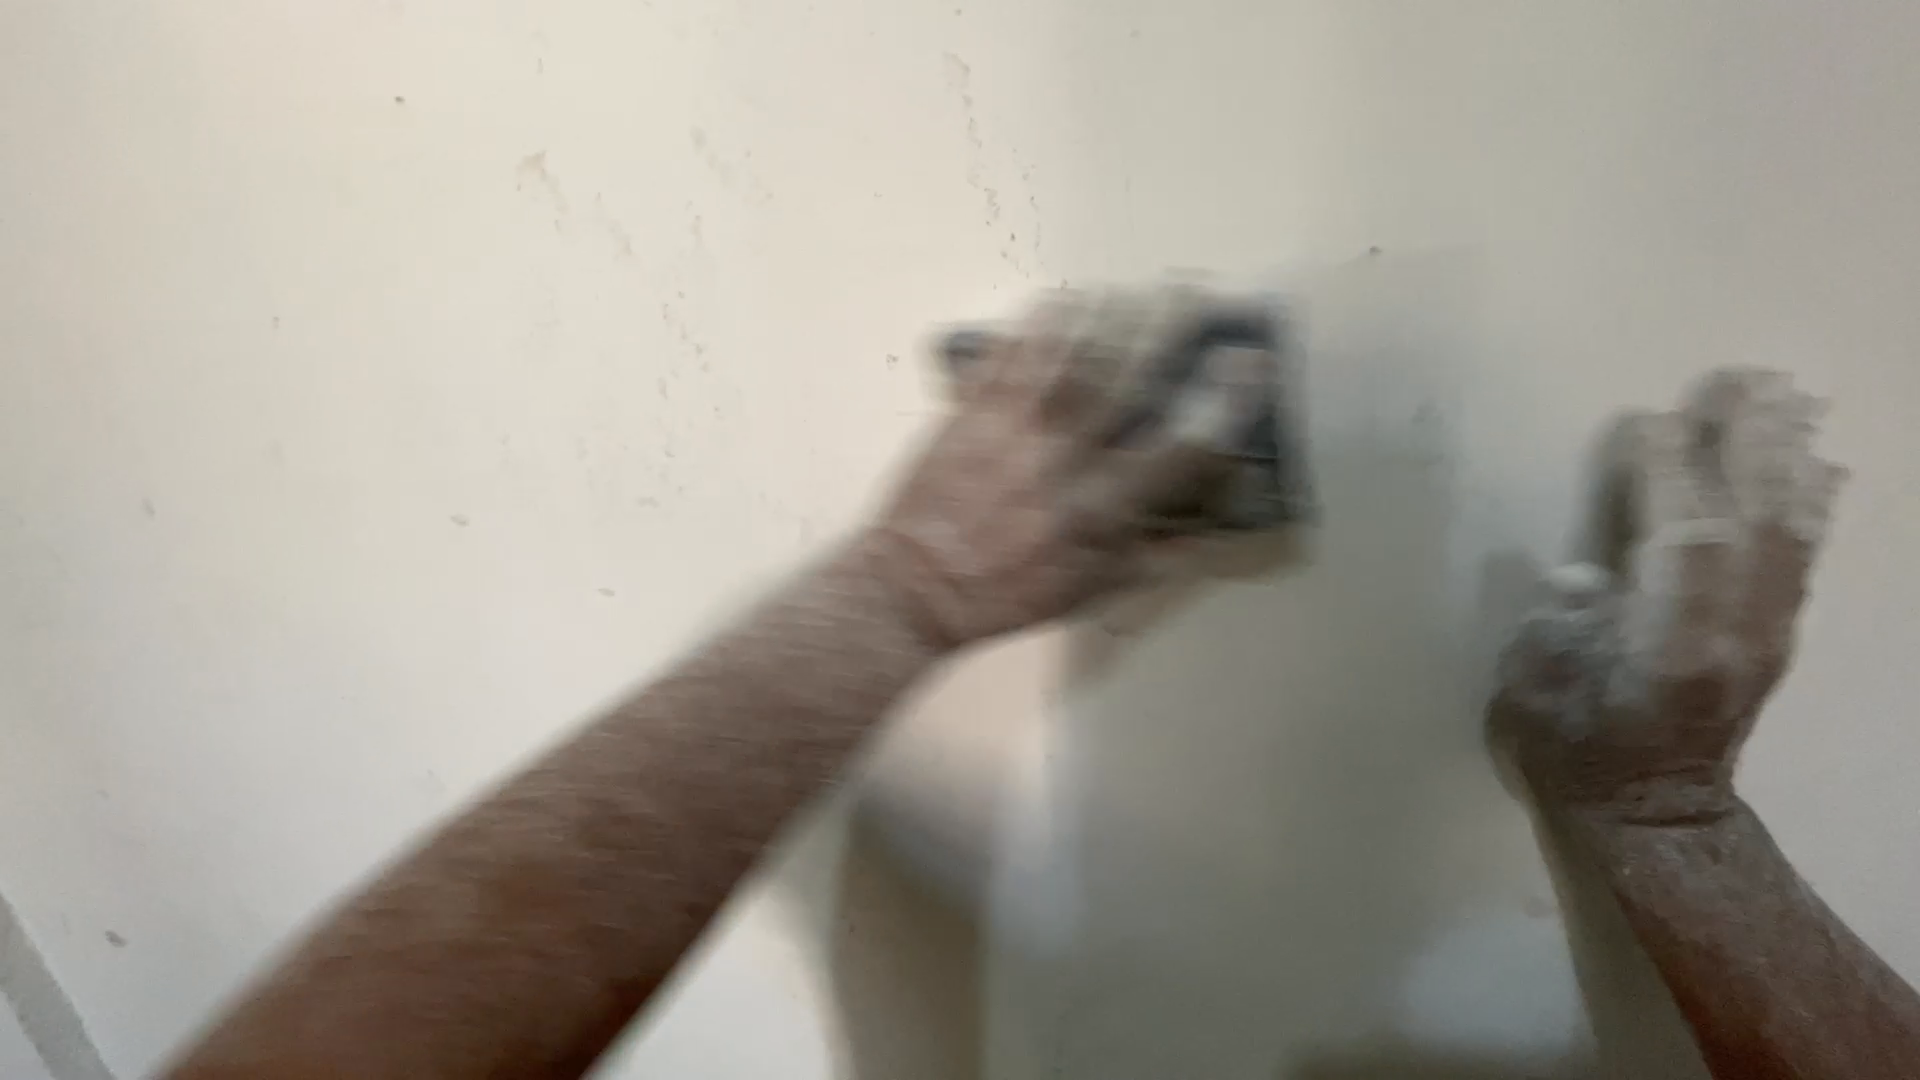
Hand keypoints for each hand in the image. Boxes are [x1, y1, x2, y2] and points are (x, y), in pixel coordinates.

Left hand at [865, 287, 1267, 648]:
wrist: (916, 585)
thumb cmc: (1007, 594)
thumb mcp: (1089, 591)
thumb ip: (1152, 558)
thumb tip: (1209, 527)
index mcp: (1103, 509)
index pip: (1182, 444)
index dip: (1225, 400)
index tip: (1246, 362)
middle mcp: (1065, 458)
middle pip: (1127, 376)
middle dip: (1166, 327)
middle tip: (1190, 293)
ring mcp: (1014, 427)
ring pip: (1069, 351)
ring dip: (1107, 312)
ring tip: (1130, 291)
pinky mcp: (970, 409)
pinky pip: (1009, 351)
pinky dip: (1040, 320)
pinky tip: (1063, 300)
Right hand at [1491, 369, 1845, 823]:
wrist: (1651, 814)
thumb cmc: (1570, 755)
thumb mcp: (1532, 702)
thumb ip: (1553, 636)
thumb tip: (1582, 576)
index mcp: (1667, 646)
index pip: (1680, 541)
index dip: (1668, 475)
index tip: (1645, 420)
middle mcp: (1733, 631)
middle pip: (1754, 522)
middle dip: (1751, 444)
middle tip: (1744, 378)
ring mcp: (1765, 632)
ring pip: (1790, 531)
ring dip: (1790, 459)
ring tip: (1787, 398)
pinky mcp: (1772, 634)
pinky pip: (1802, 555)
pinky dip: (1810, 502)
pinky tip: (1814, 466)